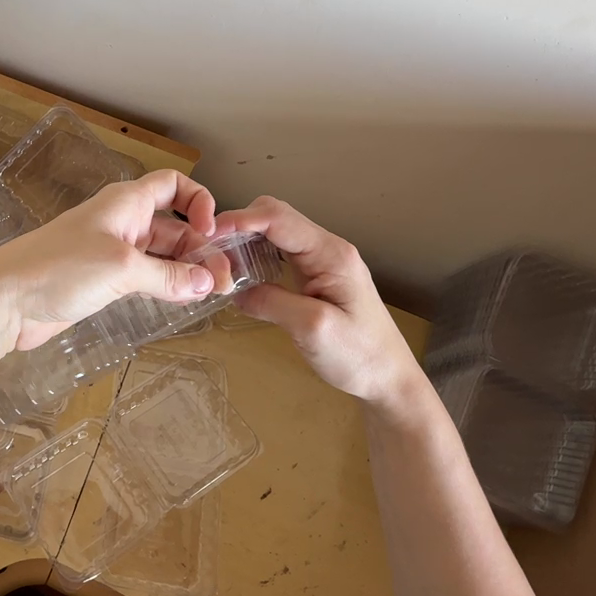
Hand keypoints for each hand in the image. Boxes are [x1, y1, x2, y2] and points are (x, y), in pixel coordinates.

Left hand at [0, 169, 219, 350]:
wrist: (6, 301)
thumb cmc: (57, 268)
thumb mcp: (122, 267)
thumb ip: (168, 275)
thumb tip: (207, 283)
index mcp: (125, 203)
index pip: (172, 185)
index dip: (198, 201)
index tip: (212, 231)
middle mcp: (122, 223)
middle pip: (175, 226)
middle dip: (201, 249)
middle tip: (223, 282)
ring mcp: (112, 253)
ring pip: (162, 255)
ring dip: (187, 270)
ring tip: (211, 294)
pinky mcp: (103, 281)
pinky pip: (146, 278)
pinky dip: (167, 285)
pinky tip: (183, 299)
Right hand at [213, 196, 427, 415]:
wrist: (389, 380)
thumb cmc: (359, 356)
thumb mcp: (310, 329)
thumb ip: (270, 302)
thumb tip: (234, 290)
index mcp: (330, 253)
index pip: (277, 218)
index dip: (239, 219)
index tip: (206, 235)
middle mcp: (325, 248)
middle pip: (274, 216)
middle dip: (238, 227)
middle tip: (210, 253)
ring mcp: (320, 261)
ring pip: (273, 232)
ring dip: (244, 242)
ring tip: (220, 266)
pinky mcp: (314, 276)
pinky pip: (278, 253)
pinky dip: (254, 257)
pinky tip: (240, 277)